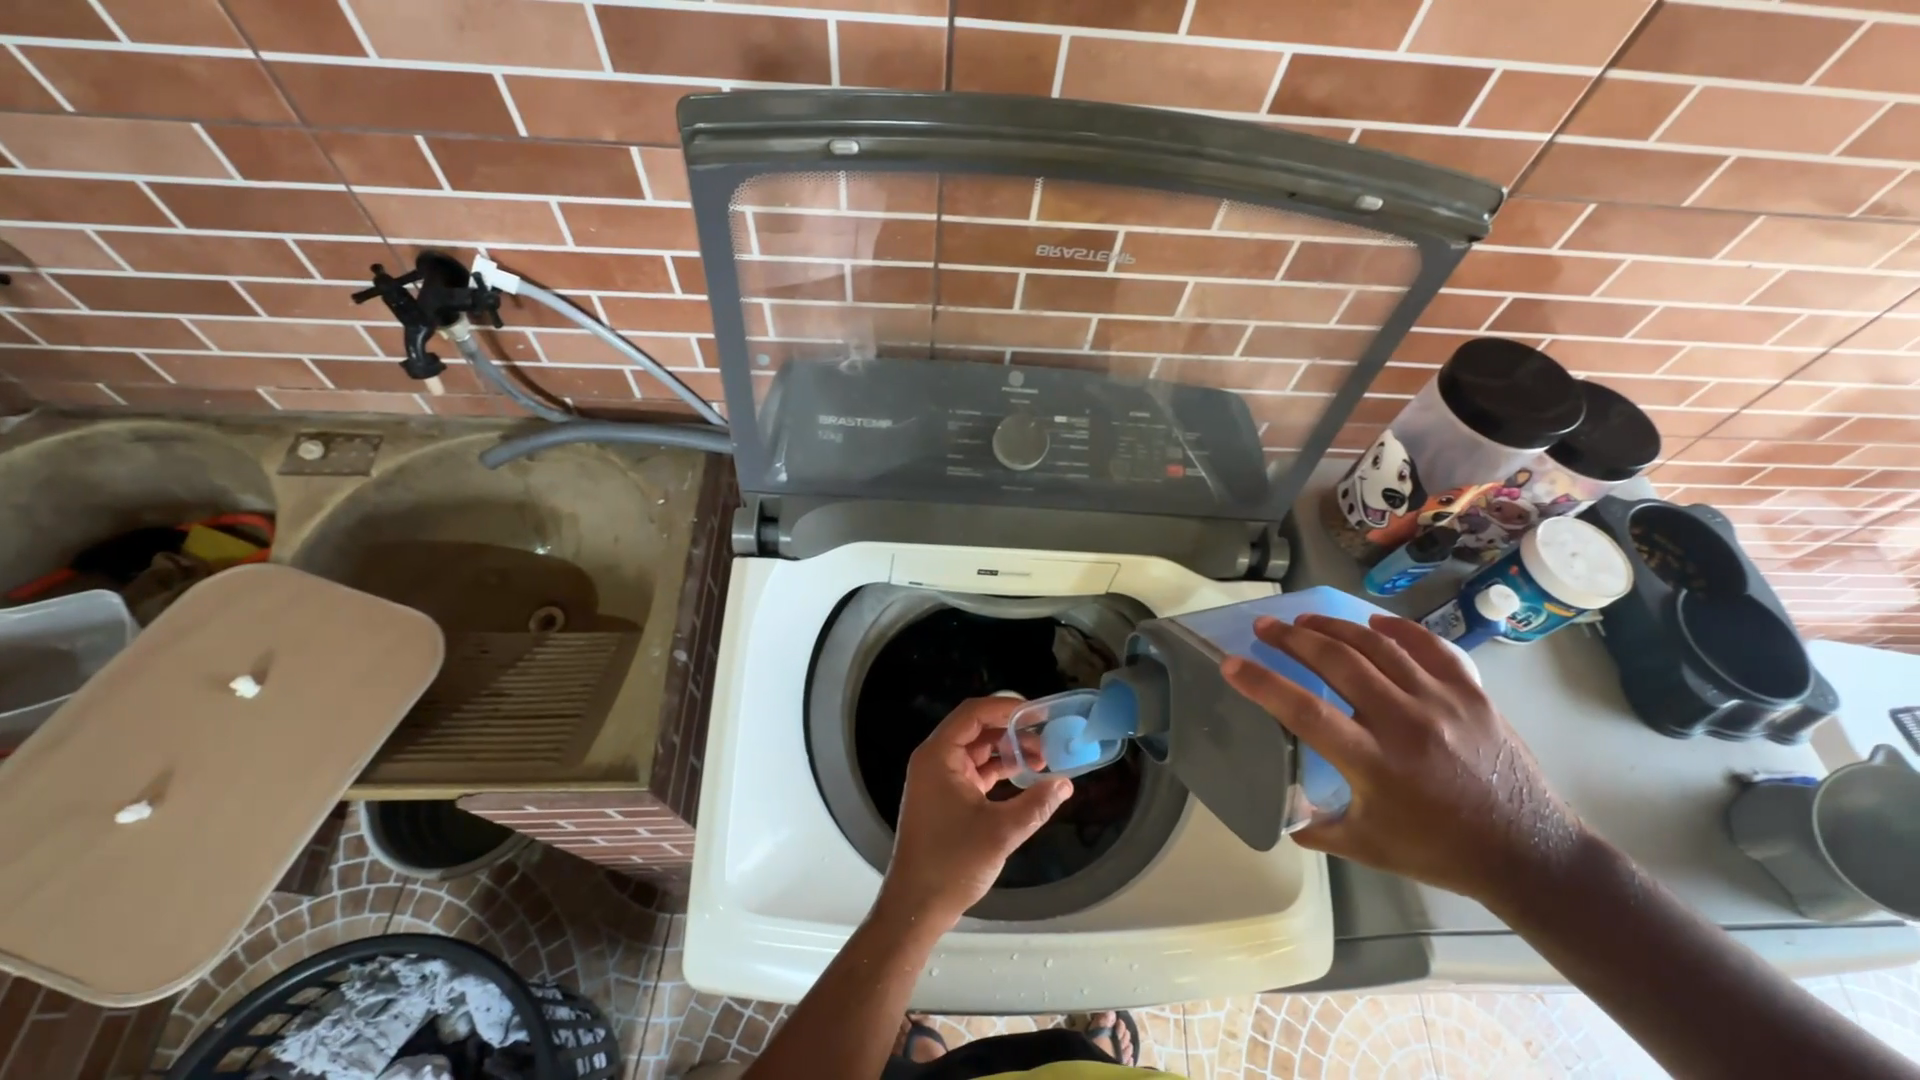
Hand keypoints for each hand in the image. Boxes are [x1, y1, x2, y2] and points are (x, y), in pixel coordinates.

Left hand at [878, 697, 1073, 924]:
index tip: (1041, 713)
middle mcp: (935, 761)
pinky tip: (1028, 778)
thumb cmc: (951, 863)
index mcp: (938, 757)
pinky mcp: (947, 798)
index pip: (974, 713)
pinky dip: (1000, 771)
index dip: (1008, 707)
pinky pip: (976, 772)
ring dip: (1009, 752)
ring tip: (1045, 759)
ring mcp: (939, 780)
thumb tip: (1066, 784)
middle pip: (977, 729)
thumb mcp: (1001, 832)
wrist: (917, 905)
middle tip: (1049, 738)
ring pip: (978, 751)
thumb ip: (1036, 804)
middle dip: (1014, 731)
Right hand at [1221, 613, 1585, 904]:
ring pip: (1379, 646)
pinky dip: (1399, 629)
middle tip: (1265, 628)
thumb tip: (1283, 812)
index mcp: (1373, 763)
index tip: (1232, 664)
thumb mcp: (1367, 848)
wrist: (1528, 852)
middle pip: (1338, 662)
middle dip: (1293, 639)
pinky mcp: (1473, 694)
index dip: (1263, 684)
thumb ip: (1317, 828)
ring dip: (1336, 627)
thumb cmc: (1440, 852)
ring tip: (1306, 622)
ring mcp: (1443, 702)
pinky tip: (1374, 623)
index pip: (1304, 711)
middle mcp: (1405, 723)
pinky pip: (1430, 647)